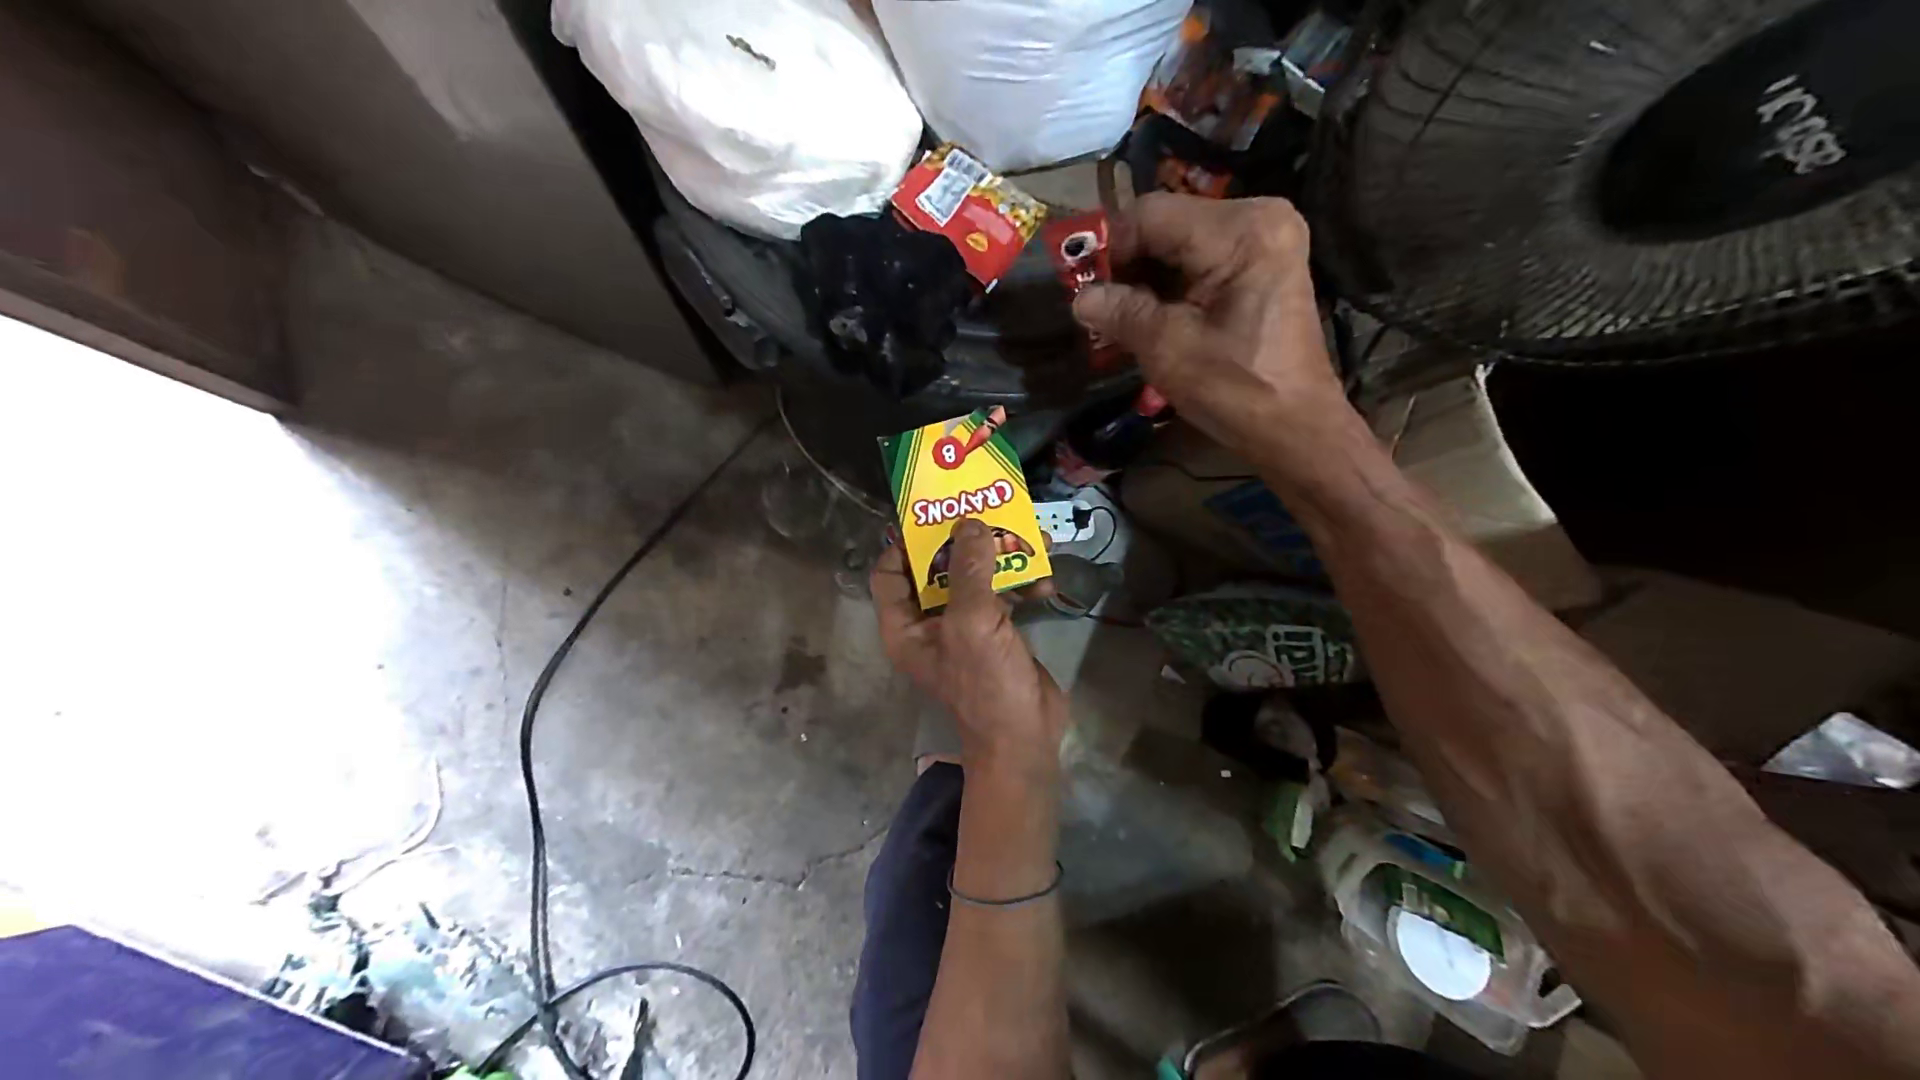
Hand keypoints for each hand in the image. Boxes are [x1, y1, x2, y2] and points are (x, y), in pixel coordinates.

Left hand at [871, 518, 1067, 776]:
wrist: (1026, 736)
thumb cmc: (986, 683)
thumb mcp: (972, 622)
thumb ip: (969, 570)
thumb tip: (970, 522)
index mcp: (905, 625)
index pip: (889, 573)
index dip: (905, 543)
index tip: (933, 516)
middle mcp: (929, 623)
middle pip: (937, 567)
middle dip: (966, 542)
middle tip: (989, 512)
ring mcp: (964, 626)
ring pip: (975, 577)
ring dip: (1002, 558)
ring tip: (1031, 537)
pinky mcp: (996, 630)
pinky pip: (1003, 594)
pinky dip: (1023, 584)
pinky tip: (1046, 582)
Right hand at [1071, 194, 1355, 468]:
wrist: (1295, 427)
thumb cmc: (1237, 388)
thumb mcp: (1168, 349)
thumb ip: (1121, 312)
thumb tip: (1079, 298)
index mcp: (1241, 230)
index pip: (1151, 215)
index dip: (1108, 247)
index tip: (1078, 284)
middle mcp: (1258, 217)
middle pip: (1167, 223)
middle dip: (1126, 263)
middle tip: (1094, 303)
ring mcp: (1264, 238)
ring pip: (1179, 242)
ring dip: (1143, 276)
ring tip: (1115, 313)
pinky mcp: (1262, 262)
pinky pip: (1199, 259)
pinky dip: (1168, 283)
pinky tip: (1147, 314)